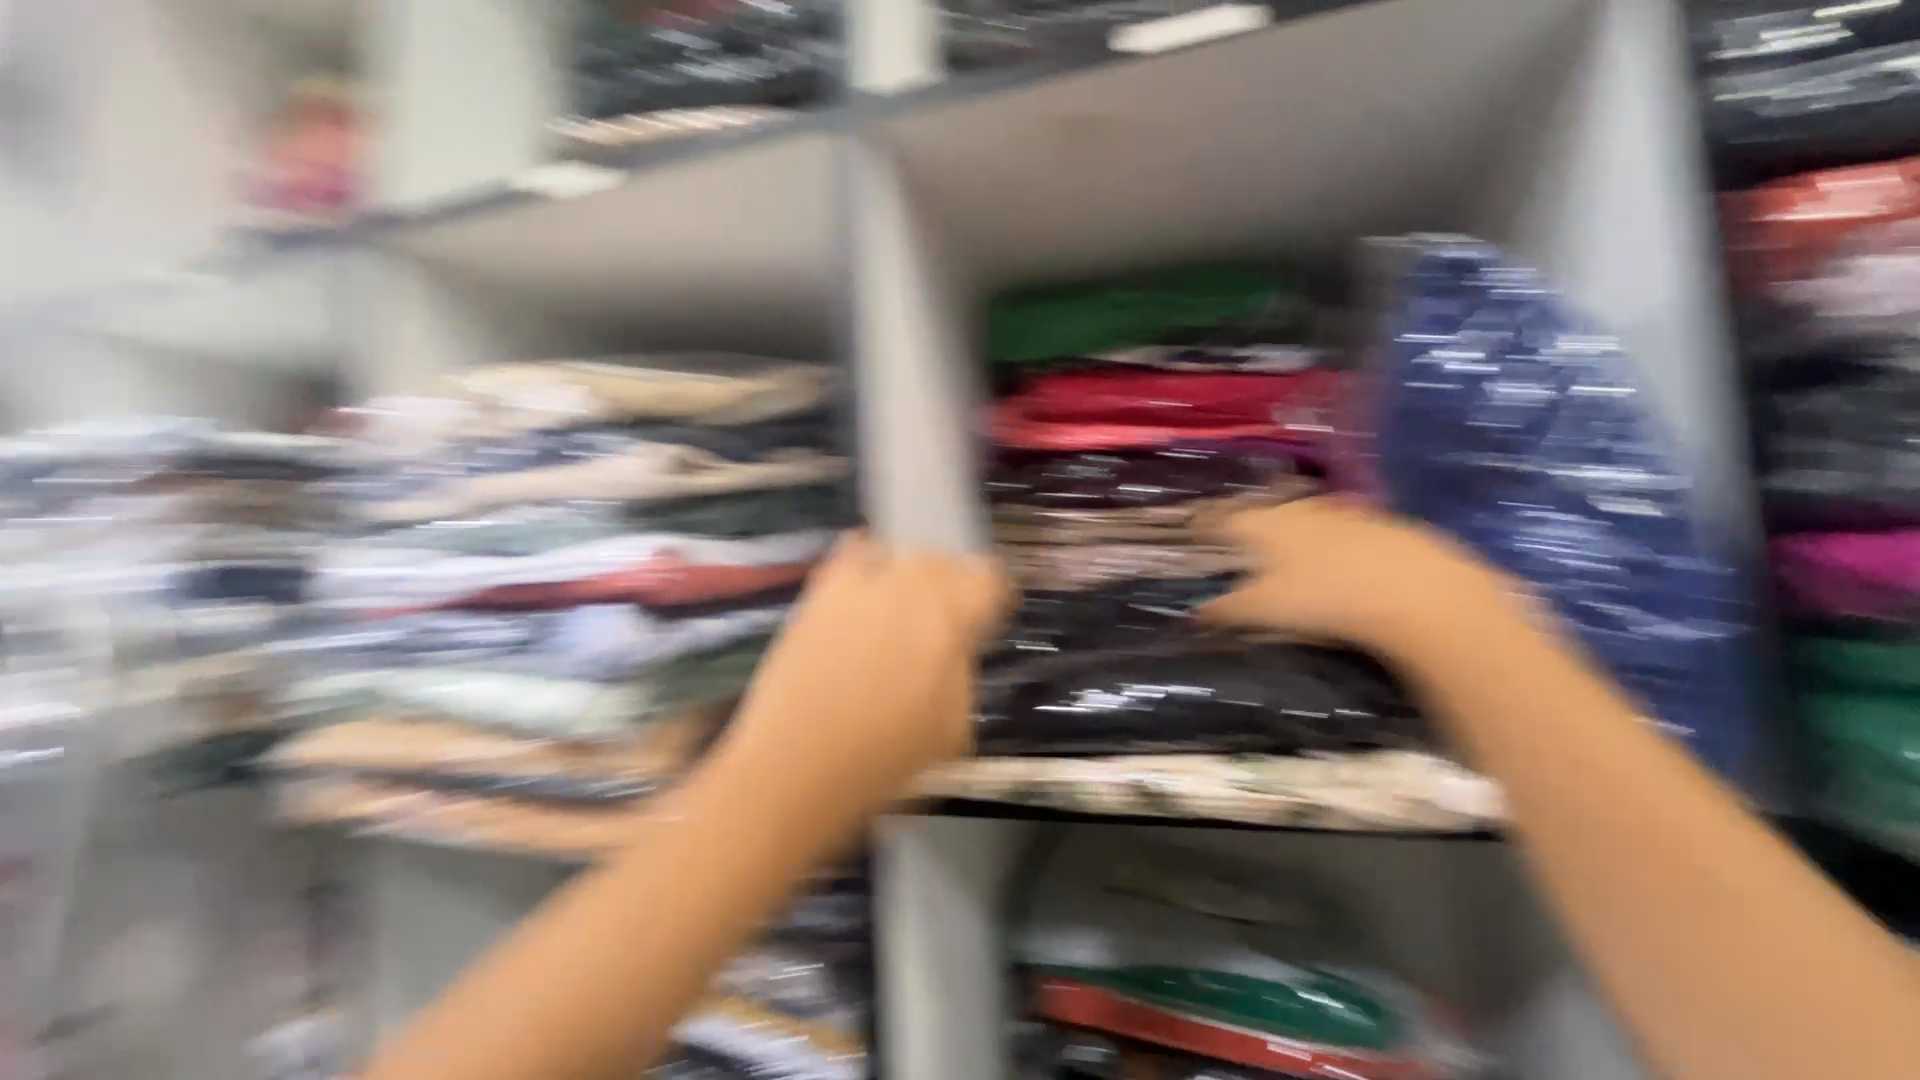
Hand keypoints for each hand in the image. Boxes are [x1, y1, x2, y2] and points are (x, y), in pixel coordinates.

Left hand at [723, 533, 1009, 780]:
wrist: (796, 765)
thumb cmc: (883, 758)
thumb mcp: (953, 727)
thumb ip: (963, 669)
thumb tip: (957, 645)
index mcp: (951, 619)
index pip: (991, 579)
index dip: (993, 599)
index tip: (985, 620)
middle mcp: (909, 587)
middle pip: (946, 561)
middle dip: (954, 585)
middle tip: (946, 622)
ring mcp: (861, 583)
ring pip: (904, 554)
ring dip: (913, 576)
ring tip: (904, 611)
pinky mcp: (821, 589)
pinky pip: (855, 552)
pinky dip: (869, 563)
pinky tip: (867, 593)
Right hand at [1198, 496, 1529, 662]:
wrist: (1423, 595)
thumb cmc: (1326, 599)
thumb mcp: (1265, 610)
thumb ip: (1225, 610)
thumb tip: (1192, 614)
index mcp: (1265, 523)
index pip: (1221, 517)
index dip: (1203, 524)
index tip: (1192, 532)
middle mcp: (1301, 509)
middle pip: (1265, 513)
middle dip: (1249, 527)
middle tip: (1238, 546)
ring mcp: (1346, 514)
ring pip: (1306, 519)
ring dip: (1292, 534)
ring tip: (1286, 556)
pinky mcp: (1385, 527)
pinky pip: (1344, 532)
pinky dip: (1332, 545)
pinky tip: (1340, 567)